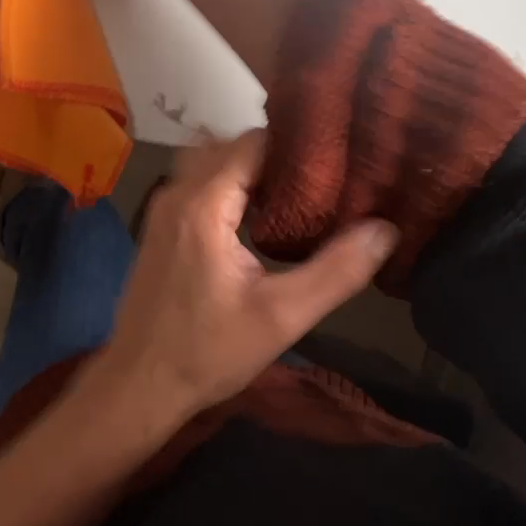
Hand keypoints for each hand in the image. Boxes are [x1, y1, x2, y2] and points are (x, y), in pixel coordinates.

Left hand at [94, 130, 400, 418]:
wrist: (140, 382)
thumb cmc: (208, 351)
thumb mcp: (283, 316)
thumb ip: (337, 270)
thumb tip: (386, 229)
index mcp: (203, 205)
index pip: (252, 143)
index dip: (294, 145)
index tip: (336, 158)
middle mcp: (176, 194)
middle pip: (229, 146)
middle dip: (275, 154)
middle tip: (323, 175)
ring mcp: (162, 209)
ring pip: (209, 162)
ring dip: (248, 169)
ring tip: (297, 192)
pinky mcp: (159, 228)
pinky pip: (196, 184)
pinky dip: (227, 184)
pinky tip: (261, 215)